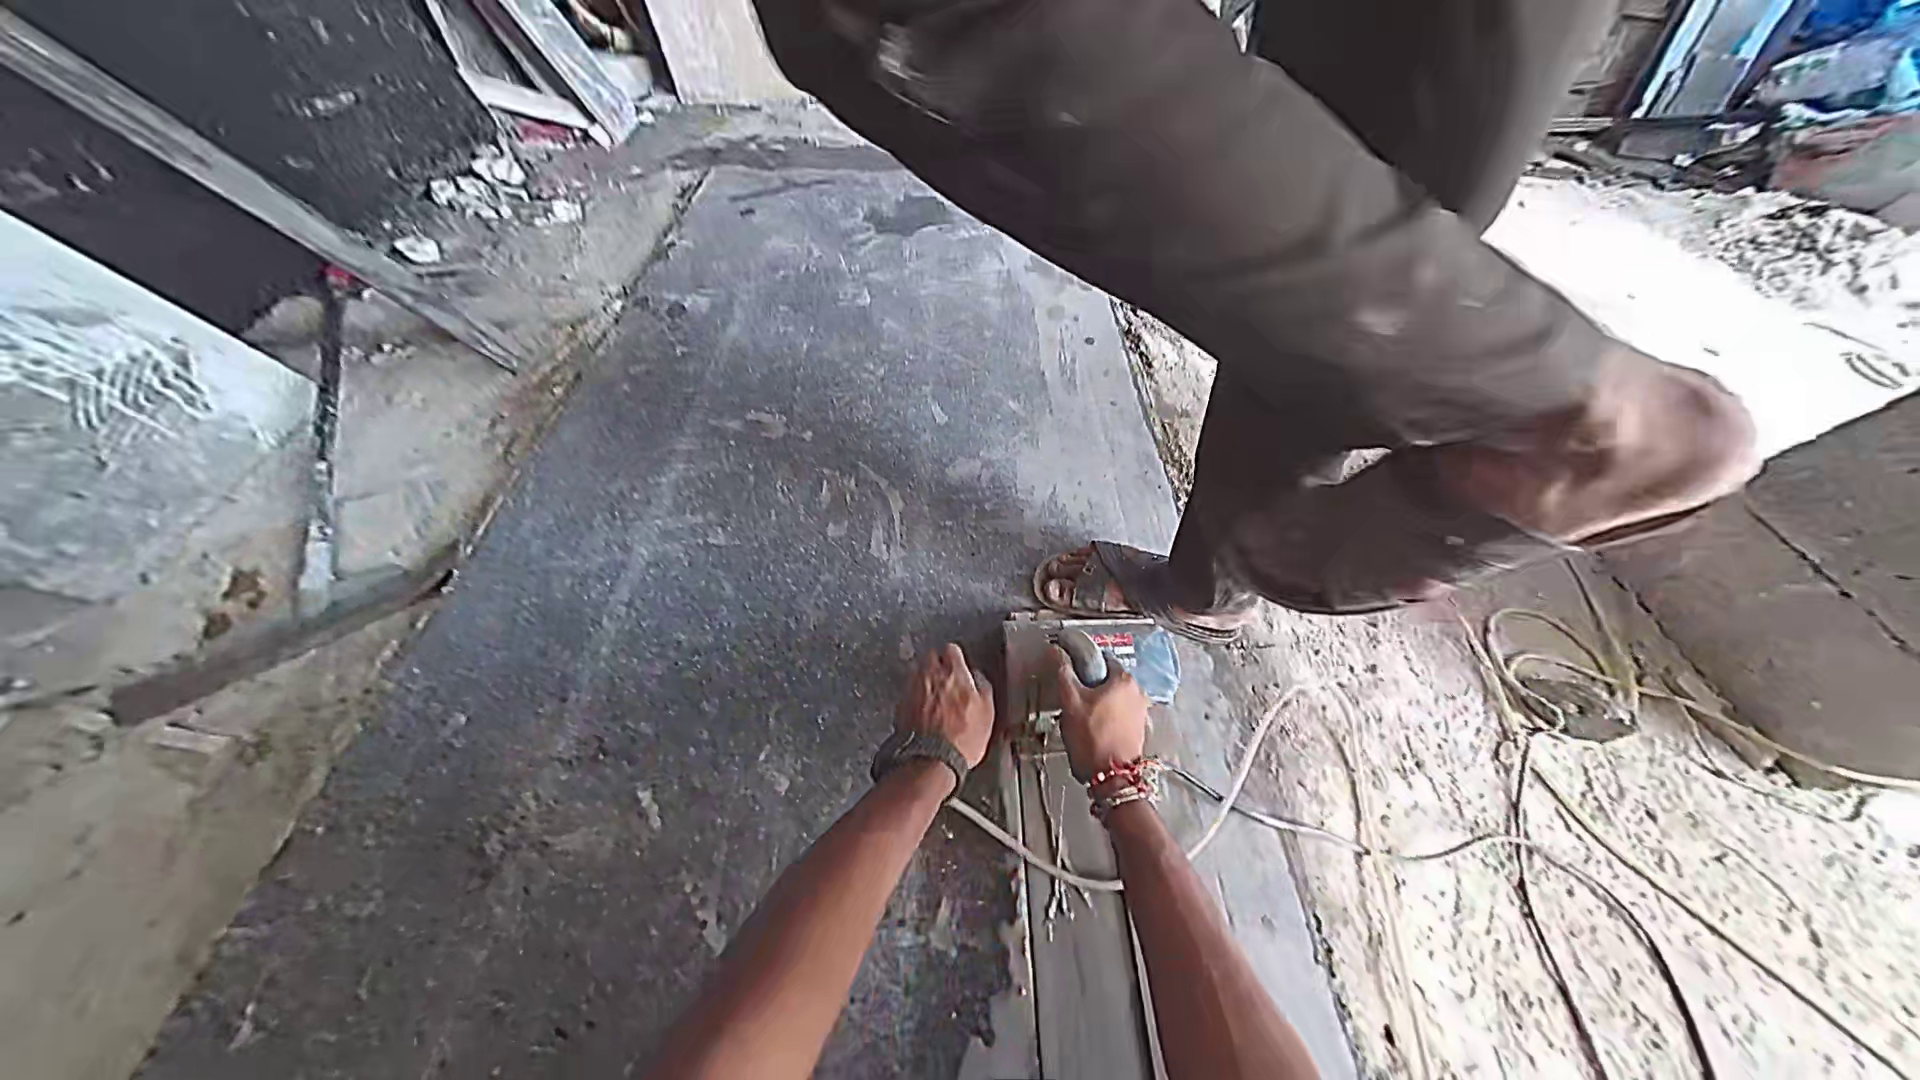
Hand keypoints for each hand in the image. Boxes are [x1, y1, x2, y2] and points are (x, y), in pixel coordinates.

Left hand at [896, 644, 993, 768]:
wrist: (931, 760)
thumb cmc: (960, 738)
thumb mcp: (987, 712)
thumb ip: (983, 687)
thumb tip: (979, 678)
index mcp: (953, 673)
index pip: (952, 649)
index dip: (957, 658)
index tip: (960, 666)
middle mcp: (930, 676)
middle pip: (931, 656)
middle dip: (938, 664)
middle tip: (947, 679)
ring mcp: (912, 688)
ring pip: (917, 672)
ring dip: (926, 679)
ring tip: (935, 696)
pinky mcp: (901, 704)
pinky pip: (908, 691)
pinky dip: (915, 696)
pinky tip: (923, 710)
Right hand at [1052, 645, 1148, 782]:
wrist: (1111, 777)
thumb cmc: (1092, 737)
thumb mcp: (1070, 701)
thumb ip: (1064, 672)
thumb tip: (1058, 652)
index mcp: (1125, 679)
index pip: (1101, 658)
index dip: (1083, 664)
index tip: (1070, 673)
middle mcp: (1138, 692)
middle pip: (1107, 679)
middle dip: (1090, 686)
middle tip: (1073, 698)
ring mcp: (1140, 711)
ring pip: (1112, 697)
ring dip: (1098, 702)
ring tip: (1081, 715)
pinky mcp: (1138, 728)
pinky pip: (1118, 713)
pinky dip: (1107, 715)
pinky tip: (1093, 727)